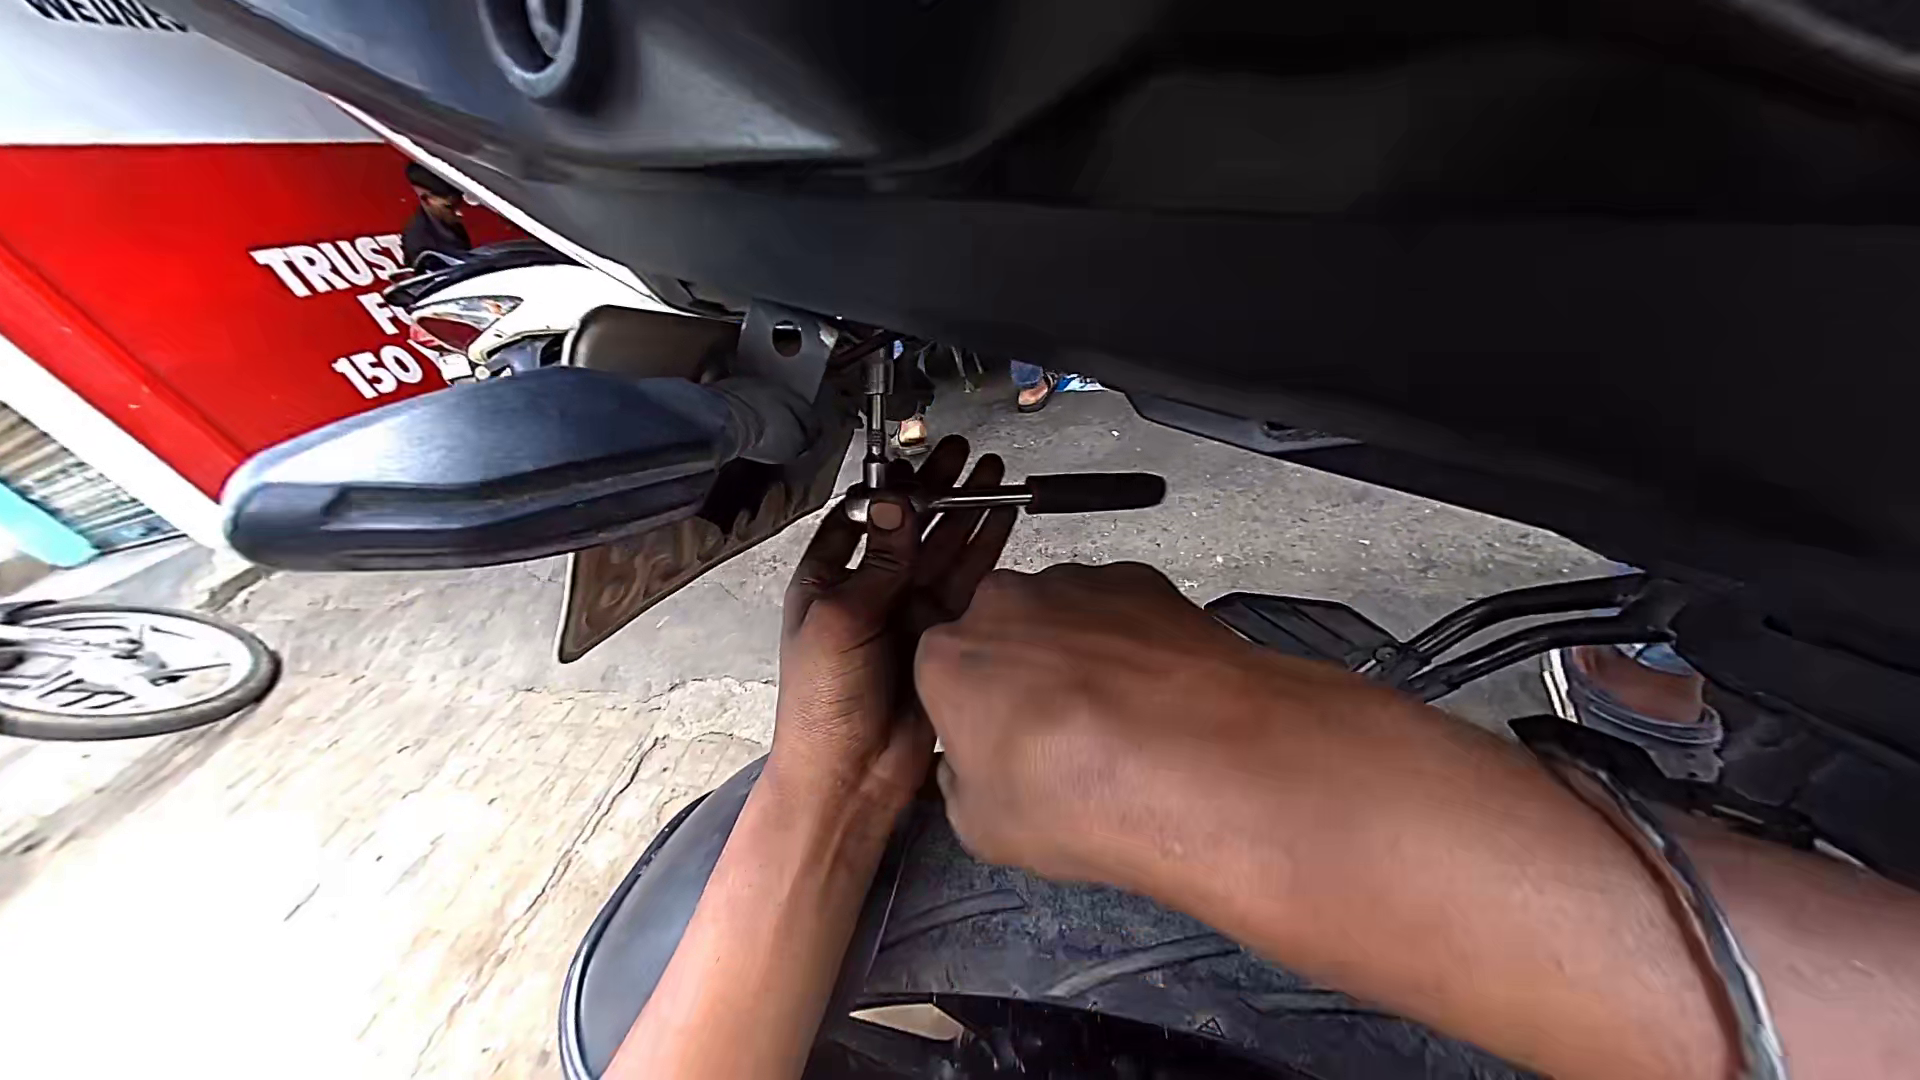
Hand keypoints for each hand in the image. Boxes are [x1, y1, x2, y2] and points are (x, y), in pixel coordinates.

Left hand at [771, 436, 1016, 811]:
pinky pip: (966, 580)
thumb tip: (897, 501)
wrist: (852, 771)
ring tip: (989, 472)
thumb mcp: (840, 619)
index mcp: (828, 578)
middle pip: (909, 526)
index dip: (888, 488)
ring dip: (965, 510)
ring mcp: (910, 607)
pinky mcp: (943, 629)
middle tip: (960, 452)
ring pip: (942, 547)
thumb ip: (877, 562)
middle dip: (936, 489)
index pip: (861, 517)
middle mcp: (871, 587)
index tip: (914, 461)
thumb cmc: (823, 697)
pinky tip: (999, 518)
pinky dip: (983, 548)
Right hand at [917, 562, 1412, 884]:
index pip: (940, 671)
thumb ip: (959, 782)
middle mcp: (1002, 601)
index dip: (969, 707)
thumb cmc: (1075, 797)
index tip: (1000, 739)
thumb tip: (969, 762)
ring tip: (1124, 709)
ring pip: (1056, 613)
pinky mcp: (1135, 576)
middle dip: (1017, 667)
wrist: (1198, 761)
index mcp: (948, 656)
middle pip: (998, 630)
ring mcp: (1071, 582)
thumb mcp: (982, 828)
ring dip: (1072, 648)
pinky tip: (1159, 684)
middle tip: (1061, 724)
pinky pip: (1114, 605)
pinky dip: (1126, 635)